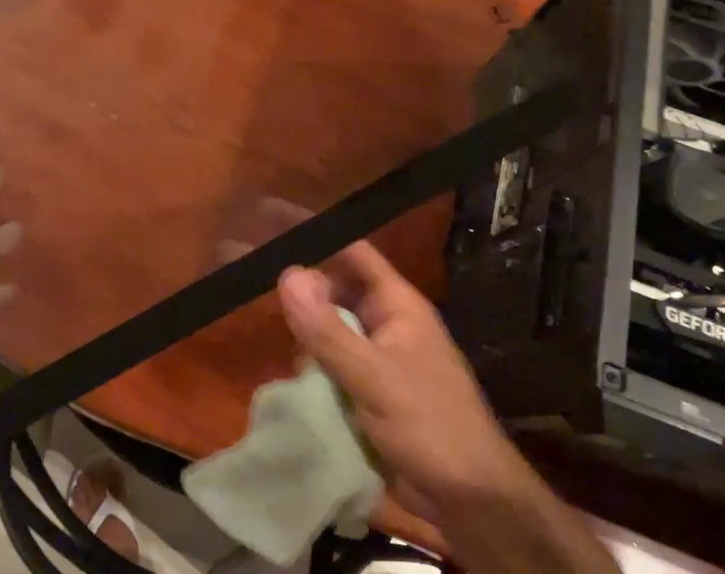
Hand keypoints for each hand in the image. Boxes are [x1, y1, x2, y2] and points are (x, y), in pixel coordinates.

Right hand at [276, 242, 531, 522]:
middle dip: (302, 292)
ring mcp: (380, 360)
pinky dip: (312, 368)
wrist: (471, 500)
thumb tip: (286, 274)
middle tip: (253, 286)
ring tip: (266, 330)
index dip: (317, 237)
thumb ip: (328, 330)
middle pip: (337, 292)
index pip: (354, 254)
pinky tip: (288, 374)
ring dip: (305, 334)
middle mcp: (388, 325)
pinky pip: (333, 367)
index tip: (270, 225)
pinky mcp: (371, 394)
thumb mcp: (374, 377)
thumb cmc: (431, 425)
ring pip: (331, 331)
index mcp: (399, 306)